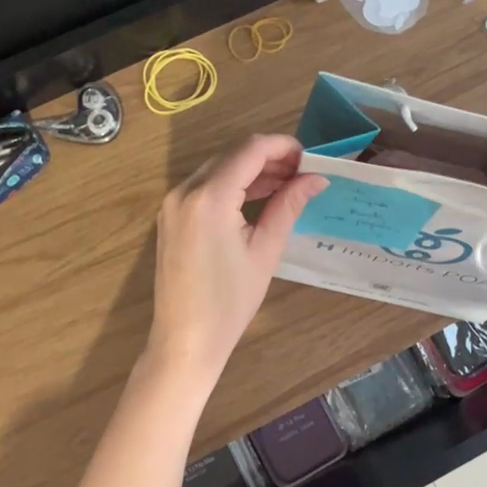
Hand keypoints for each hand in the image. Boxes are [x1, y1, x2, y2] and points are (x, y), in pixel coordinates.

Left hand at [148, 135, 327, 379]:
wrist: (185, 340)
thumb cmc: (230, 302)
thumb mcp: (265, 251)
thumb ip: (288, 206)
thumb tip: (316, 179)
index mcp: (209, 197)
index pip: (250, 150)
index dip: (282, 147)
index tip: (309, 159)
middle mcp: (184, 191)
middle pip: (232, 155)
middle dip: (269, 158)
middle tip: (302, 175)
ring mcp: (172, 203)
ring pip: (217, 168)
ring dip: (251, 171)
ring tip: (286, 186)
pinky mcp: (170, 217)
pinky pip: (204, 187)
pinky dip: (231, 186)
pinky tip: (257, 198)